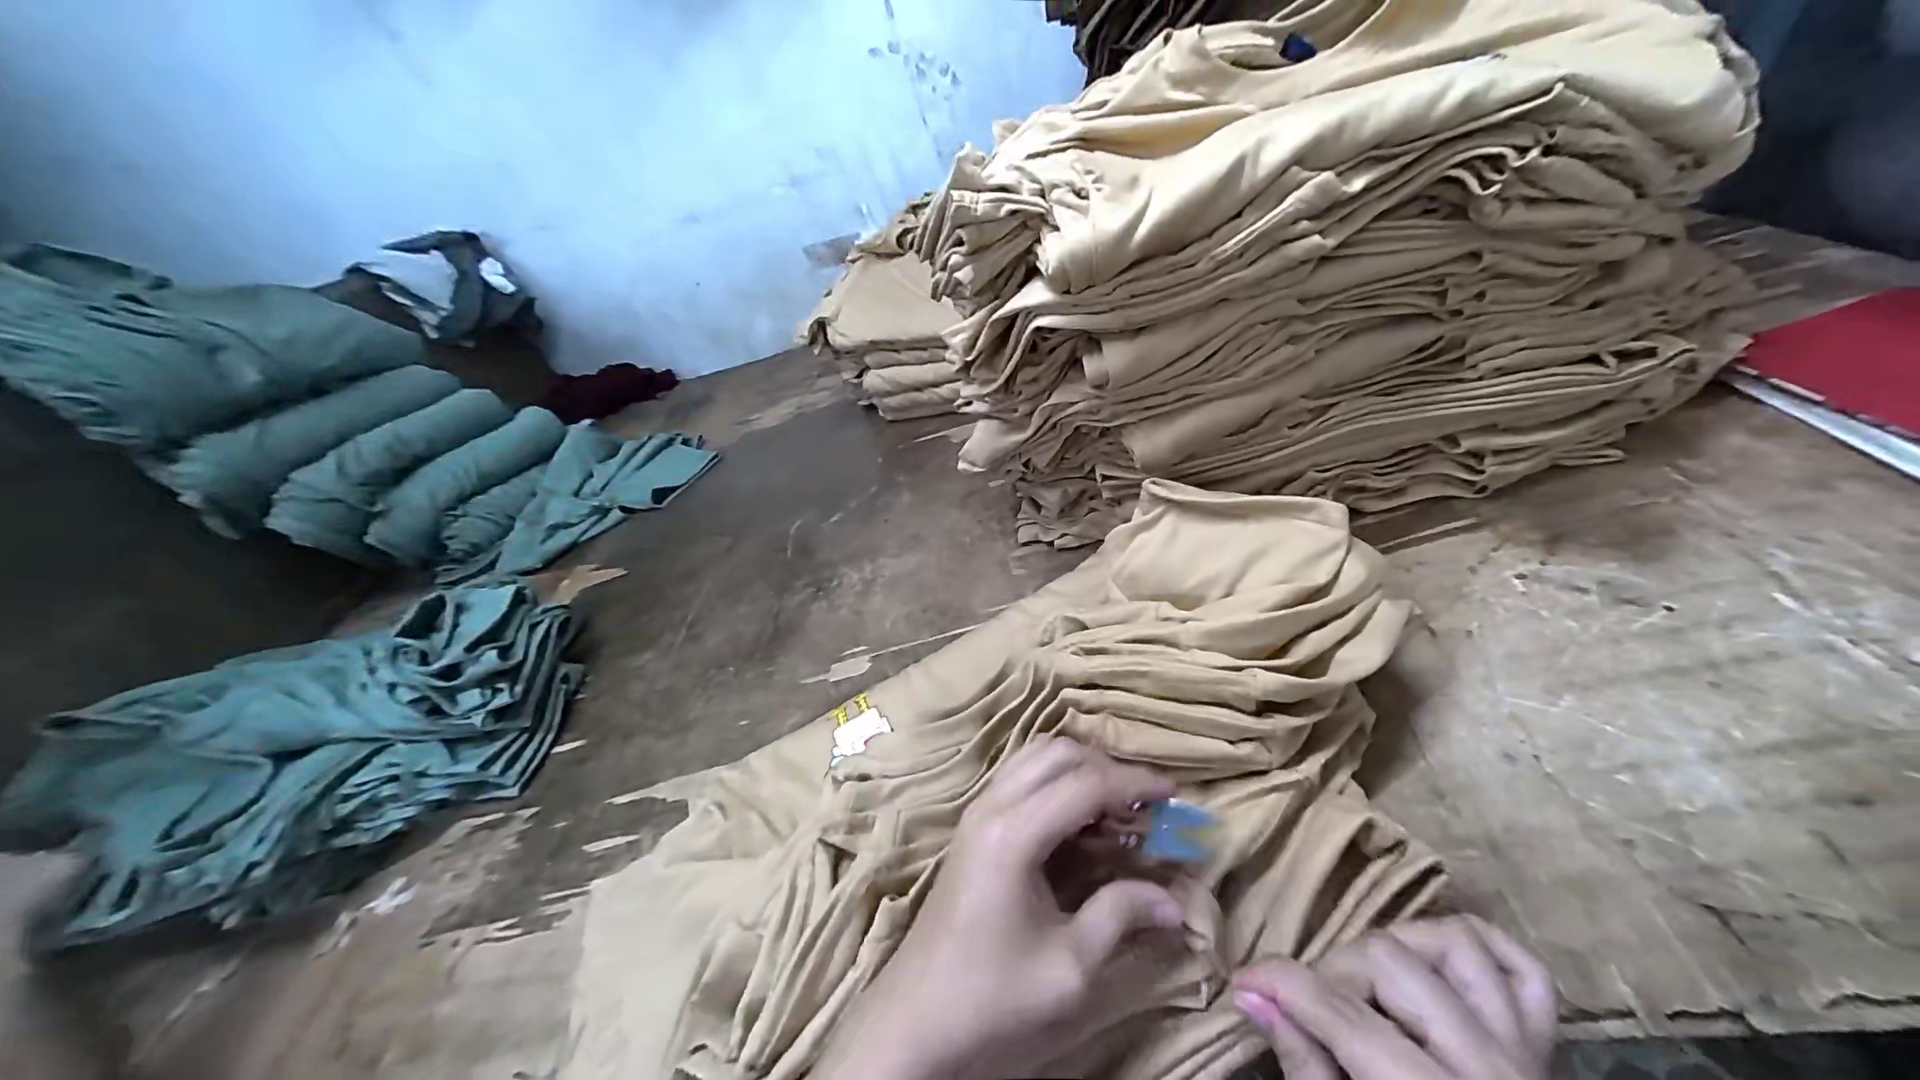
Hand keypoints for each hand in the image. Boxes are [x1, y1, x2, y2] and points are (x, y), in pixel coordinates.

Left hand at [812, 735, 1184, 1079]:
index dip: (1135, 782)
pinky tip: (1082, 821)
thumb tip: (1175, 899)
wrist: (916, 1018)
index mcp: (1013, 834)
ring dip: (1081, 770)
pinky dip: (1058, 783)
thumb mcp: (1069, 967)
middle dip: (1108, 767)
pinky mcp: (973, 826)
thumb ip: (1121, 916)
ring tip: (1120, 808)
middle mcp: (991, 807)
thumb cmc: (992, 995)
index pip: (1085, 784)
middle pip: (1058, 753)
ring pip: (1036, 758)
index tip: (1175, 793)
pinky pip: (1021, 779)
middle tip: (1148, 802)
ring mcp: (977, 811)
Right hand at [1232, 915, 1557, 1079]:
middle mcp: (1490, 1067)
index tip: (1243, 982)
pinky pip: (1520, 966)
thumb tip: (1252, 996)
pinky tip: (1433, 961)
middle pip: (1389, 960)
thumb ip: (1305, 1068)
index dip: (1280, 983)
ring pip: (1452, 943)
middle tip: (1308, 1007)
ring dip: (1399, 949)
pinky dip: (1476, 949)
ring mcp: (1525, 1054)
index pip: (1341, 1012)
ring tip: (1366, 985)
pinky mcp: (1545, 1049)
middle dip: (1333, 973)